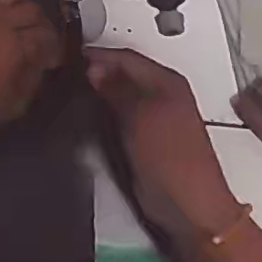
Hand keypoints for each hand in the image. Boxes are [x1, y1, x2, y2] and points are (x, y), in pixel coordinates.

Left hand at [0, 0, 62, 145]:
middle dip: (41, 23)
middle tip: (40, 35)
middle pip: (32, 11)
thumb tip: (42, 63)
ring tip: (24, 11)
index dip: (54, 46)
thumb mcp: (16, 102)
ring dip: (21, 1)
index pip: (47, 36)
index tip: (54, 55)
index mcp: (19, 46)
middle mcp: (1, 22)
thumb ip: (34, 78)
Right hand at [86, 47, 240, 238]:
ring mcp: (157, 116)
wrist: (189, 206)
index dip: (100, 55)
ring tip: (77, 88)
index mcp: (168, 82)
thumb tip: (95, 69)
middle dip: (100, 70)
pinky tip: (92, 111)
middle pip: (126, 72)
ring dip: (103, 89)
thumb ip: (116, 90)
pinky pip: (122, 113)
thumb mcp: (138, 116)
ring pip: (123, 92)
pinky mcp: (147, 137)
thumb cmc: (172, 159)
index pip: (128, 57)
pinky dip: (107, 108)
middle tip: (72, 70)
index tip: (75, 56)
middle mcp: (164, 95)